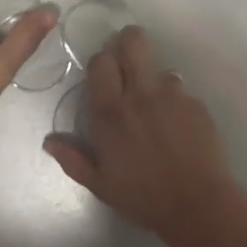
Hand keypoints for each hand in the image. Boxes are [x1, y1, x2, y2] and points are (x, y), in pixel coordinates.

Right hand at [43, 26, 239, 239]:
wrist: (195, 204)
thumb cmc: (142, 197)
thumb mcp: (100, 184)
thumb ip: (73, 159)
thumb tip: (49, 141)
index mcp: (110, 114)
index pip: (101, 62)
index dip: (101, 61)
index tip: (104, 74)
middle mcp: (140, 96)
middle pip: (133, 43)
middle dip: (128, 41)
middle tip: (128, 60)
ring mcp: (172, 97)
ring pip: (161, 69)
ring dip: (155, 82)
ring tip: (158, 110)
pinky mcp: (196, 105)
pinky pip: (182, 93)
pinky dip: (177, 104)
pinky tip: (179, 129)